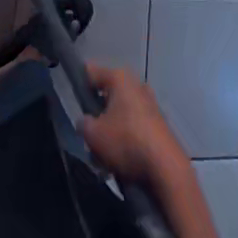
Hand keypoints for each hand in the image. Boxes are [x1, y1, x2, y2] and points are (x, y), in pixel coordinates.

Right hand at [80, 62, 188, 183]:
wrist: (165, 166)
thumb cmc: (125, 141)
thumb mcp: (93, 134)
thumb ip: (83, 123)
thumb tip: (85, 120)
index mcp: (120, 79)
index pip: (92, 72)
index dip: (80, 82)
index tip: (72, 96)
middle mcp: (136, 85)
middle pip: (107, 96)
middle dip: (96, 116)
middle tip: (88, 136)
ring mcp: (149, 103)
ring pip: (119, 115)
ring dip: (109, 133)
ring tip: (101, 158)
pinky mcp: (157, 123)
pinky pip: (132, 127)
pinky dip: (124, 141)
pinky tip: (117, 163)